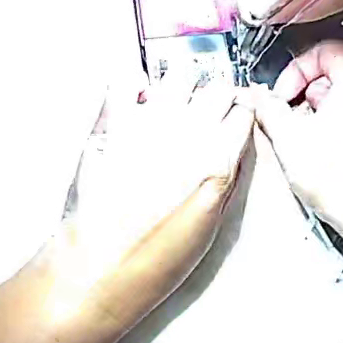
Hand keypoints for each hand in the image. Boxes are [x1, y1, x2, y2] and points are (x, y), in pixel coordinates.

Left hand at [54, 79, 253, 318]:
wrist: (100, 266)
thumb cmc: (155, 258)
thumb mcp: (210, 225)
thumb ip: (224, 179)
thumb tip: (229, 148)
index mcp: (218, 160)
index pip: (242, 111)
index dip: (238, 112)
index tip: (232, 115)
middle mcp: (188, 134)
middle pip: (214, 88)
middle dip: (213, 95)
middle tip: (202, 108)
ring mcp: (148, 124)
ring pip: (178, 76)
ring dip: (179, 85)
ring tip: (171, 100)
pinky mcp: (112, 124)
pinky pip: (125, 82)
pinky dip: (133, 84)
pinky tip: (135, 98)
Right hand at [249, 41, 342, 260]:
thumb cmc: (341, 179)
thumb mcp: (288, 138)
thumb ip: (267, 107)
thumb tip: (257, 96)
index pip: (320, 52)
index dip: (292, 73)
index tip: (281, 100)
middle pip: (340, 70)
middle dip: (310, 92)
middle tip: (292, 120)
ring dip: (331, 107)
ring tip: (315, 136)